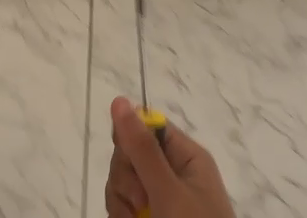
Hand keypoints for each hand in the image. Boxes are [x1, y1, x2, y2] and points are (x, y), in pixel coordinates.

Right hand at [104, 96, 235, 217]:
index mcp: (187, 157)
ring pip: (122, 181)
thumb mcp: (168, 192)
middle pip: (131, 154)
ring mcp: (162, 198)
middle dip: (125, 179)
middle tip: (139, 203)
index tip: (128, 161)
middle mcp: (174, 173)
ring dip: (120, 203)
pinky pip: (124, 205)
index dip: (130, 138)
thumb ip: (142, 149)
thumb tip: (119, 100)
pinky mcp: (151, 216)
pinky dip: (122, 215)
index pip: (149, 126)